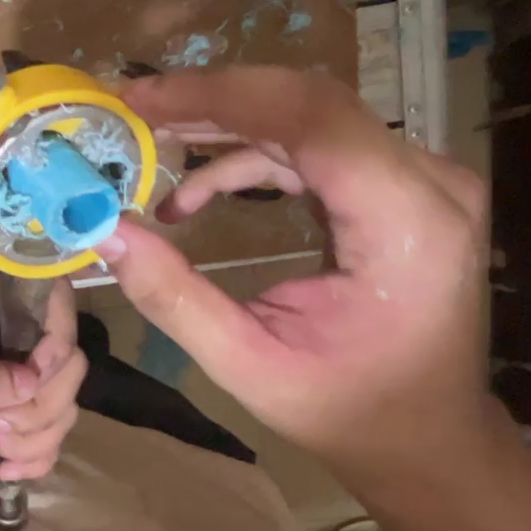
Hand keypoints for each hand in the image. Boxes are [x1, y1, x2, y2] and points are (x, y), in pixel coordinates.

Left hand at [0, 280, 86, 503]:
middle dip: (41, 404)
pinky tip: (4, 468)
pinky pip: (51, 432)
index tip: (35, 376)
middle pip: (64, 360)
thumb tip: (31, 379)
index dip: (55, 336)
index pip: (40, 301)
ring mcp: (5, 385)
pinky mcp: (11, 419)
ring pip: (61, 401)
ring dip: (36, 435)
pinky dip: (37, 455)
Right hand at [94, 66, 490, 476]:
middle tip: (130, 109)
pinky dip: (249, 161)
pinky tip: (194, 197)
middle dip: (211, 101)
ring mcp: (416, 181)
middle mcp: (425, 183)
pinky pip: (314, 150)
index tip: (138, 100)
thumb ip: (172, 297)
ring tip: (150, 145)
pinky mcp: (395, 189)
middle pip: (309, 104)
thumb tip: (105, 230)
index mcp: (405, 225)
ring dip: (224, 128)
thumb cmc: (343, 409)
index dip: (218, 98)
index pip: (311, 119)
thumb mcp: (245, 366)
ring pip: (308, 119)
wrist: (422, 432)